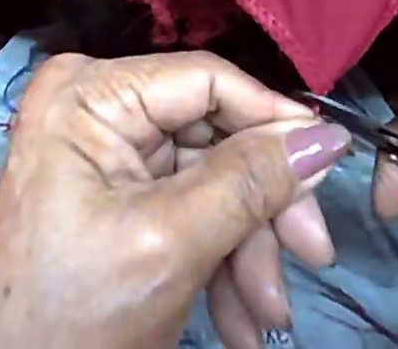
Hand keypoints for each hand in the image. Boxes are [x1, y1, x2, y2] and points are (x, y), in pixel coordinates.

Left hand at [0, 52, 352, 348]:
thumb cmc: (67, 319)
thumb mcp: (169, 244)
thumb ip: (251, 183)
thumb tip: (329, 137)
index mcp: (93, 93)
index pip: (207, 80)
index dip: (272, 117)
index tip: (330, 159)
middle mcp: (102, 104)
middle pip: (214, 133)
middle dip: (262, 202)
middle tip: (313, 252)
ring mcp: (112, 148)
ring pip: (212, 176)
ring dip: (248, 243)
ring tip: (269, 312)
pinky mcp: (122, 190)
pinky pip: (191, 205)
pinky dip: (222, 257)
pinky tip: (241, 317)